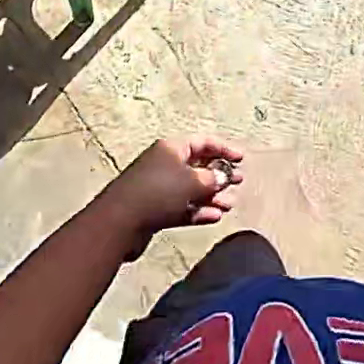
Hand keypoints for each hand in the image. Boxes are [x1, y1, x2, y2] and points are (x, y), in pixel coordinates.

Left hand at [92, 136, 243, 256]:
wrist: (122, 221)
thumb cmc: (159, 191)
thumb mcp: (192, 181)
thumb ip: (212, 177)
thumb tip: (223, 176)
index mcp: (172, 148)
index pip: (203, 142)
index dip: (224, 148)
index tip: (242, 158)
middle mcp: (166, 163)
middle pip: (198, 165)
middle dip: (219, 174)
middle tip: (239, 181)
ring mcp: (160, 187)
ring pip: (192, 188)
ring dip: (212, 196)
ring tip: (230, 204)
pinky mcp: (156, 210)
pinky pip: (183, 206)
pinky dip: (199, 210)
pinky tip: (215, 217)